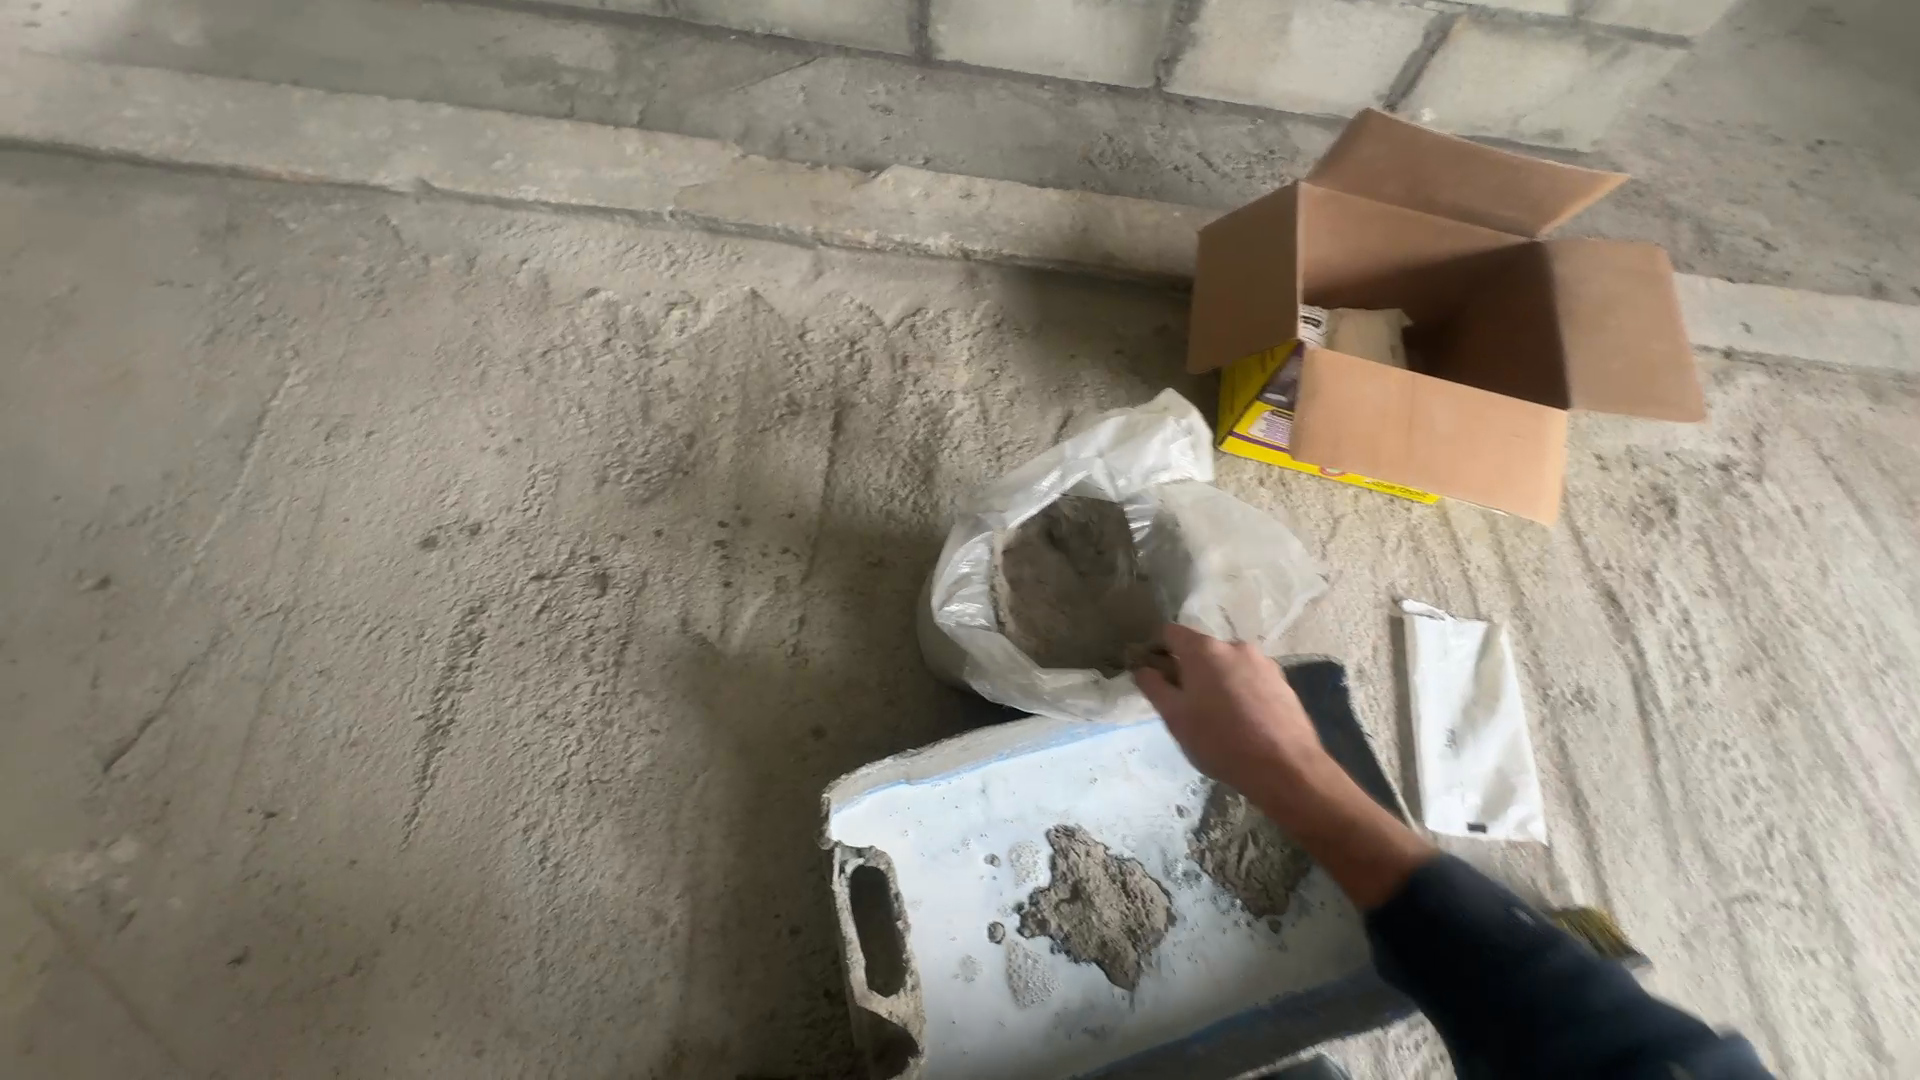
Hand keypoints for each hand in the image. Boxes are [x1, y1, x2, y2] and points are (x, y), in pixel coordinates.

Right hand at [1136, 624, 1433, 907]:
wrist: (1286, 769)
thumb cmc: (1220, 741)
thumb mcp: (1174, 717)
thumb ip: (1154, 686)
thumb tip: (1143, 668)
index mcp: (1204, 649)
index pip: (1170, 633)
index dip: (1157, 650)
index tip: (1155, 676)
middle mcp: (1235, 646)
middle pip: (1201, 650)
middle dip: (1189, 670)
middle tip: (1185, 705)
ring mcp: (1263, 663)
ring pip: (1227, 665)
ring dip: (1216, 681)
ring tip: (1217, 717)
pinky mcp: (1283, 682)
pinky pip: (1250, 678)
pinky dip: (1240, 691)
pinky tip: (1243, 721)